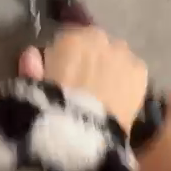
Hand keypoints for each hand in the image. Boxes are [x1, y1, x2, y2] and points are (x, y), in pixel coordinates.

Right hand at [17, 27, 147, 127]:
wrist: (87, 134)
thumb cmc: (53, 111)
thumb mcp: (34, 90)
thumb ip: (31, 69)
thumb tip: (30, 55)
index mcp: (69, 38)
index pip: (69, 39)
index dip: (67, 58)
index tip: (65, 75)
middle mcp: (97, 36)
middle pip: (95, 44)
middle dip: (90, 60)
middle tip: (85, 85)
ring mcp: (122, 51)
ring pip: (116, 55)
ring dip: (110, 67)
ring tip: (105, 94)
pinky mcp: (140, 69)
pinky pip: (133, 69)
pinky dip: (127, 80)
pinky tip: (120, 98)